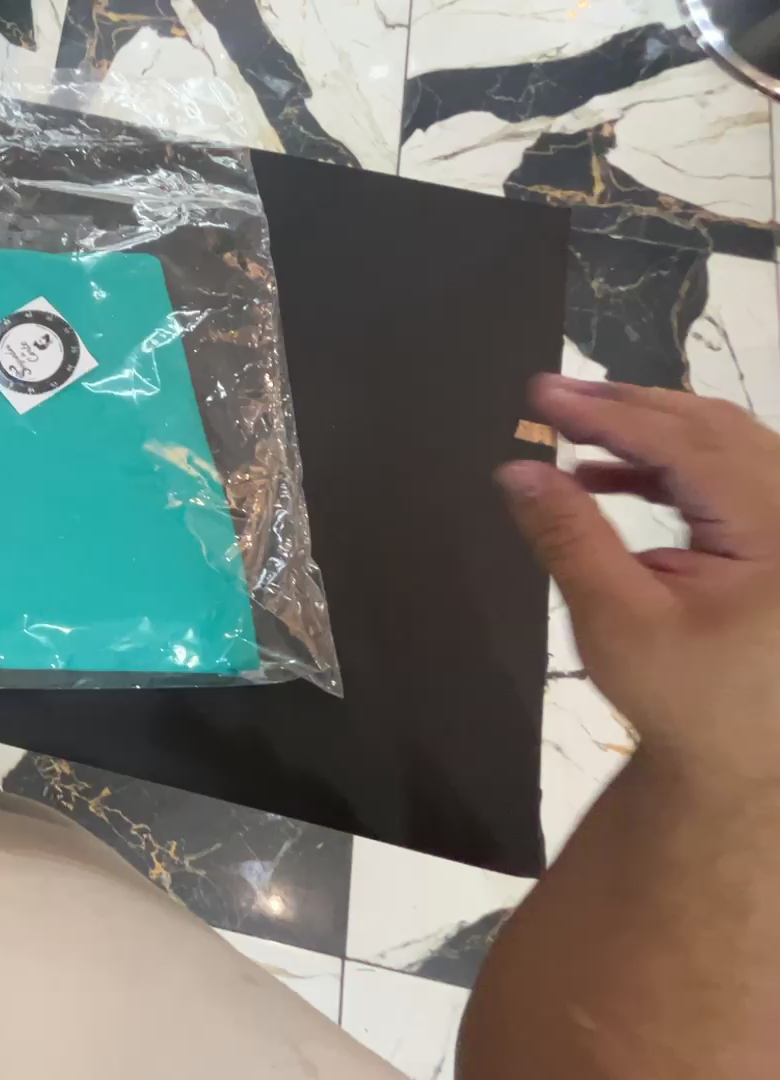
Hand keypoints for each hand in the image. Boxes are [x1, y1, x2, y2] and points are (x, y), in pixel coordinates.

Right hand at [497, 376, 779, 777]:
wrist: (747, 755)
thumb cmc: (682, 692)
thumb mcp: (613, 613)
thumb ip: (566, 533)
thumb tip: (516, 468)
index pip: (692, 447)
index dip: (611, 414)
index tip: (539, 394)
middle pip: (725, 430)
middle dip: (632, 406)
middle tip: (552, 394)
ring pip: (734, 447)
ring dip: (647, 432)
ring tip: (570, 429)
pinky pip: (733, 479)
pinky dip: (665, 467)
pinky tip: (605, 476)